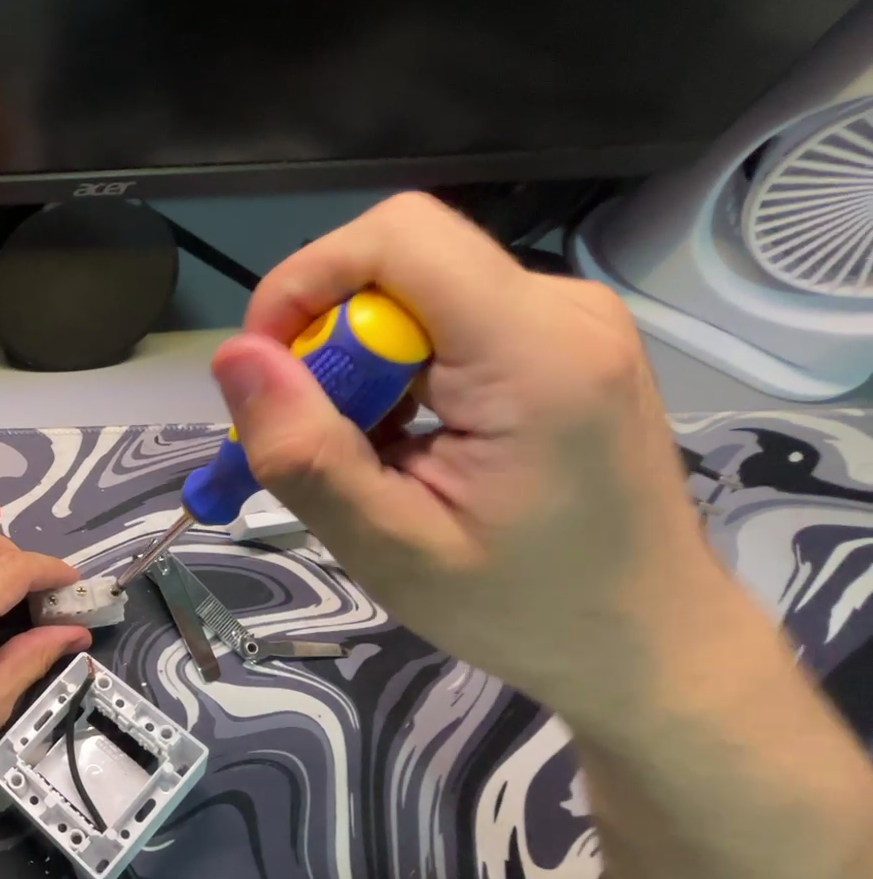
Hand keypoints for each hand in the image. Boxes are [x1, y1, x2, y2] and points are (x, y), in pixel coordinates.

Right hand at [213, 192, 737, 717]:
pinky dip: (387, 378)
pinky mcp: (552, 344)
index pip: (397, 237)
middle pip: (395, 266)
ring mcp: (561, 323)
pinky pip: (436, 325)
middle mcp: (557, 310)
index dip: (304, 282)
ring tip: (356, 460)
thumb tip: (233, 356)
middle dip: (321, 342)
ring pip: (407, 297)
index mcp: (532, 353)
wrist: (646, 641)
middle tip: (306, 439)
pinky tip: (395, 447)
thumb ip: (305, 452)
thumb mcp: (387, 547)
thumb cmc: (521, 608)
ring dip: (350, 369)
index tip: (266, 371)